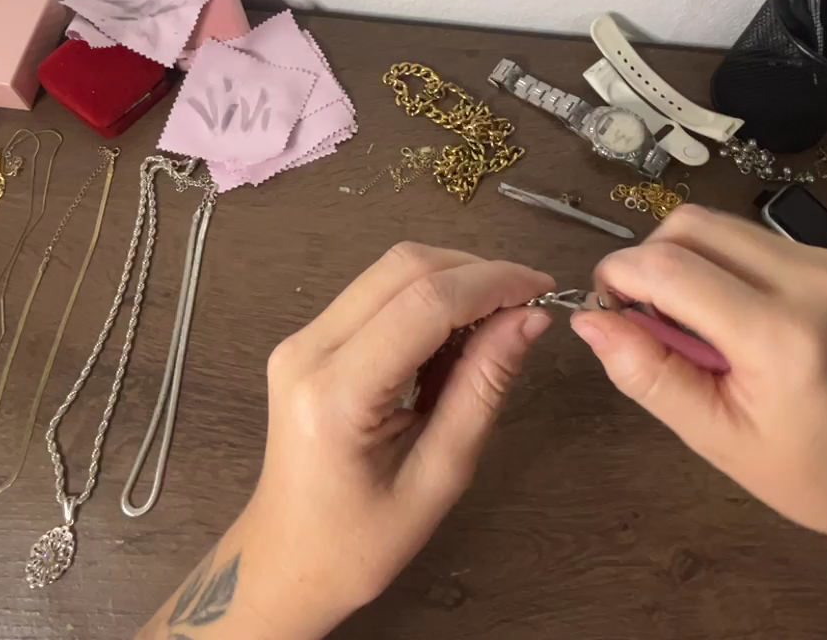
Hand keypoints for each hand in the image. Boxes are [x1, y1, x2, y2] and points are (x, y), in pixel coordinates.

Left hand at [220, 243, 553, 637]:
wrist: (283, 560)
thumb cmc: (360, 543)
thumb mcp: (438, 477)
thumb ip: (482, 390)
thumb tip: (531, 319)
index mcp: (336, 394)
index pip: (424, 302)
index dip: (492, 283)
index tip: (543, 289)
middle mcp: (309, 347)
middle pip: (404, 266)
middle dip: (476, 271)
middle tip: (525, 303)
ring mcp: (302, 336)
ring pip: (391, 269)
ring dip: (452, 279)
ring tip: (492, 327)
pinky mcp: (307, 336)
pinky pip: (377, 291)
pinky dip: (426, 297)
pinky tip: (451, 338)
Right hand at [570, 205, 826, 547]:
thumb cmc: (806, 473)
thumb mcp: (713, 437)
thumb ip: (646, 373)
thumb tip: (588, 319)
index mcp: (780, 336)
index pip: (670, 268)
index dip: (619, 275)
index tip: (605, 308)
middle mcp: (808, 281)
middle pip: (688, 226)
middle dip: (645, 260)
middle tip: (644, 317)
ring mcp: (824, 263)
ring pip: (712, 223)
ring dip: (676, 258)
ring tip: (685, 319)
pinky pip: (741, 235)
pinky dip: (710, 260)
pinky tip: (720, 310)